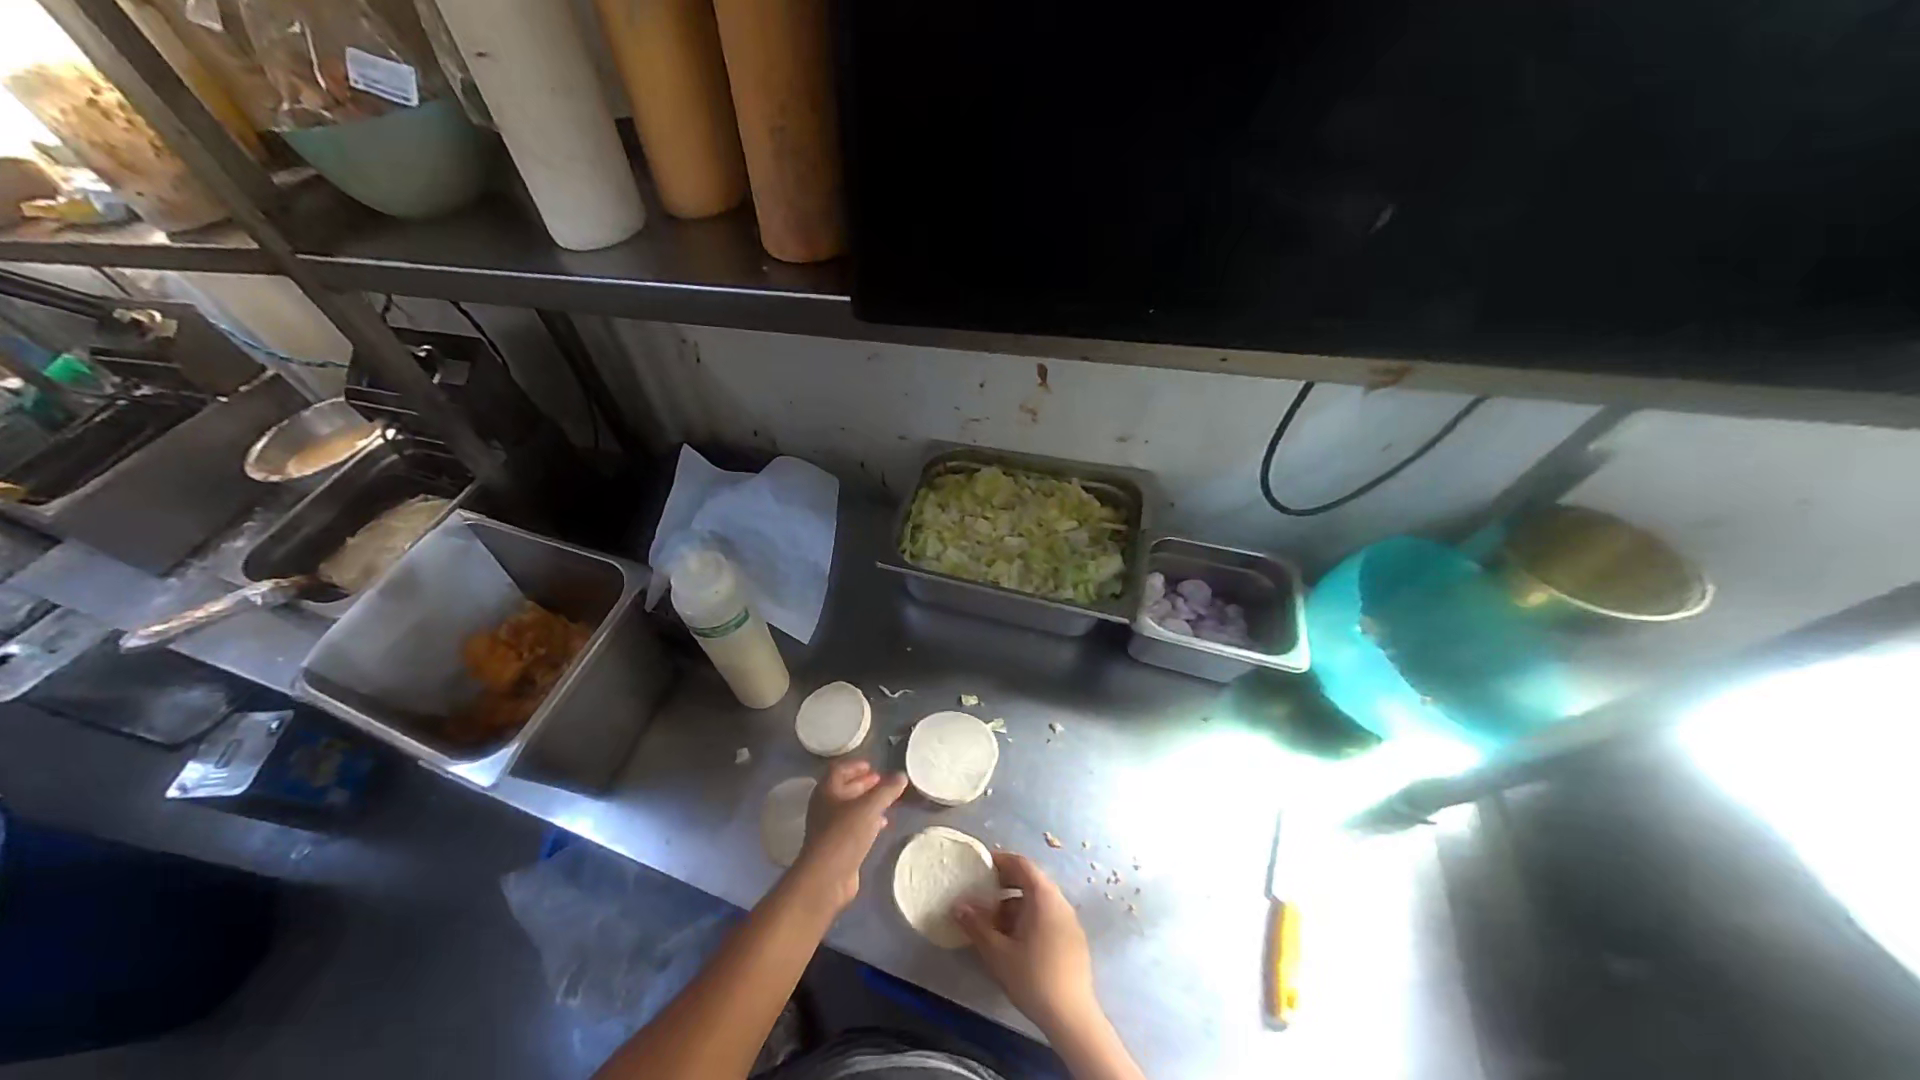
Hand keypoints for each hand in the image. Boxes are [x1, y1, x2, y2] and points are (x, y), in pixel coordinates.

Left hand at [789, 759, 907, 914]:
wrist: (826, 877)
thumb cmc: (845, 834)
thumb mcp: (870, 807)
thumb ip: (887, 790)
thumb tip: (901, 776)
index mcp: (827, 791)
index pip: (839, 770)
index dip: (856, 765)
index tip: (873, 765)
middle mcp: (825, 806)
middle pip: (845, 788)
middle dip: (864, 783)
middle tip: (883, 781)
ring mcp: (829, 828)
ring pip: (851, 808)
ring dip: (868, 803)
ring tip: (888, 801)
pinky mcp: (837, 846)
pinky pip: (854, 826)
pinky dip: (868, 821)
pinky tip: (882, 824)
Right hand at [953, 853, 1099, 1035]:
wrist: (1072, 1016)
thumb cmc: (1032, 977)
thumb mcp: (996, 952)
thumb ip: (976, 925)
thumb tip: (959, 905)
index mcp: (1043, 896)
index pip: (1021, 864)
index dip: (1000, 860)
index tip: (981, 864)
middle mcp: (1060, 901)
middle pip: (1031, 881)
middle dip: (1005, 885)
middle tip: (982, 894)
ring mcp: (1070, 920)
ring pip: (1039, 901)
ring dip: (1015, 904)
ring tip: (994, 922)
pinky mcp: (1074, 938)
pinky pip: (1048, 916)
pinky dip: (1029, 917)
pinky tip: (1015, 940)